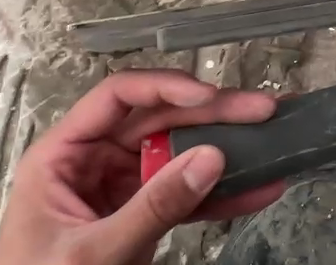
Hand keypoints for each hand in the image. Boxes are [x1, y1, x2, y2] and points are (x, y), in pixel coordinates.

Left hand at [0, 70, 285, 264]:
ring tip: (273, 138)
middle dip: (215, 115)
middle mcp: (94, 160)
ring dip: (229, 148)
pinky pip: (187, 193)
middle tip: (261, 110)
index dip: (165, 87)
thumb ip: (151, 208)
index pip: (118, 97)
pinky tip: (258, 188)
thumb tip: (212, 158)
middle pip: (162, 118)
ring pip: (183, 151)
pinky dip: (223, 193)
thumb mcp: (91, 255)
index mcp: (62, 155)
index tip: (208, 97)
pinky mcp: (142, 214)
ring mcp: (121, 186)